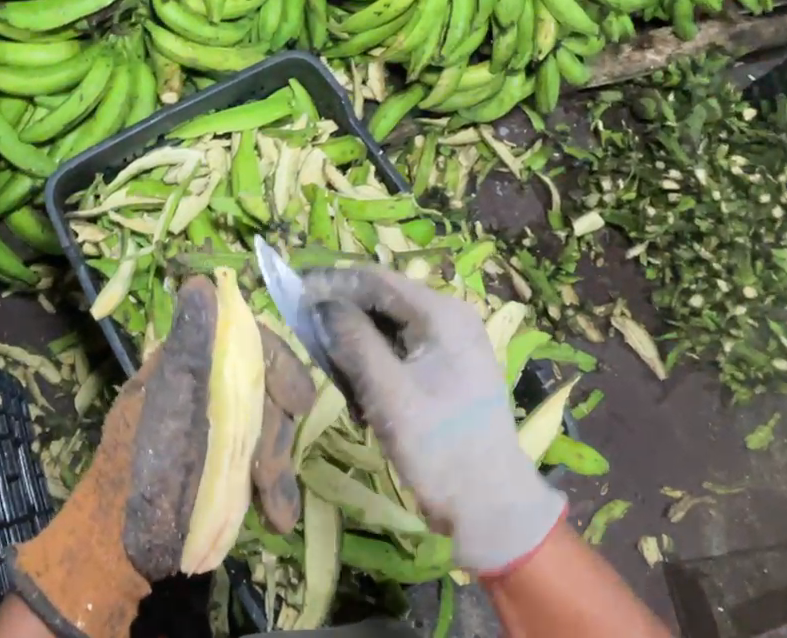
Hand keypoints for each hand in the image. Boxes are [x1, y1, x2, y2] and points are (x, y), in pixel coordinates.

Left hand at [8, 275, 315, 637]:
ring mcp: (216, 429)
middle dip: (275, 432)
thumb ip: (189, 350)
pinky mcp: (224, 468)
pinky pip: (263, 466)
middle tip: (270, 471)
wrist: (118, 552)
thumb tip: (202, 283)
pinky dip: (275, 490)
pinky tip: (278, 516)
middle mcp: (205, 389)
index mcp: (188, 365)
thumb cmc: (139, 474)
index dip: (278, 366)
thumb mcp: (166, 409)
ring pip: (268, 429)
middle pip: (264, 389)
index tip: (298, 402)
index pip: (246, 341)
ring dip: (277, 468)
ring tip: (275, 508)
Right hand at [308, 266, 564, 573]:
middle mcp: (451, 317)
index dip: (331, 282)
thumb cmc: (440, 449)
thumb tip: (322, 304)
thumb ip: (353, 341)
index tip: (293, 293)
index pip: (375, 279)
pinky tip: (364, 398)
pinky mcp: (450, 367)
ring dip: (358, 348)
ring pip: (389, 327)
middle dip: (343, 319)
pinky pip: (402, 350)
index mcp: (442, 313)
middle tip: (310, 341)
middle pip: (382, 300)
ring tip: (340, 382)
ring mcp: (453, 342)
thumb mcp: (387, 393)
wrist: (493, 508)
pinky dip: (377, 365)